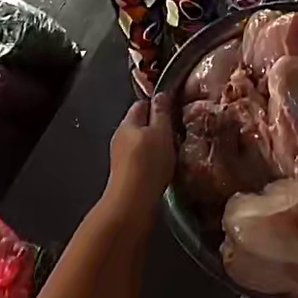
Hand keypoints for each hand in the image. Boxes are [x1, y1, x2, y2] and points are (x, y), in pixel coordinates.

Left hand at [105, 92, 175, 215]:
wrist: (131, 203)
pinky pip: (141, 158)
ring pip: (141, 142)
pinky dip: (152, 159)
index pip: (142, 103)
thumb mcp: (161, 132)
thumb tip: (161, 94)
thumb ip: (161, 112)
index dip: (158, 104)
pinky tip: (164, 167)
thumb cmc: (148, 162)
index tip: (175, 110)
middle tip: (178, 131)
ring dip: (156, 144)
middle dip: (158, 125)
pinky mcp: (125, 173)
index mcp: (128, 122)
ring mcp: (120, 156)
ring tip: (174, 150)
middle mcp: (120, 136)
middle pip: (140, 123)